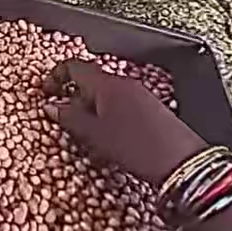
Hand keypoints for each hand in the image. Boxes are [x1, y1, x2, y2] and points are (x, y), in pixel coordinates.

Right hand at [44, 59, 205, 182]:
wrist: (185, 164)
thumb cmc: (136, 148)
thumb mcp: (95, 135)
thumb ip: (69, 117)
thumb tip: (50, 106)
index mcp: (107, 84)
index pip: (74, 66)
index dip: (55, 76)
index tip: (46, 92)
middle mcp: (124, 84)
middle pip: (90, 80)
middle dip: (73, 96)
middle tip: (64, 117)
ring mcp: (140, 95)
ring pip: (105, 93)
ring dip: (90, 107)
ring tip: (86, 131)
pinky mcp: (151, 109)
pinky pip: (120, 103)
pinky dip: (107, 113)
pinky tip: (108, 135)